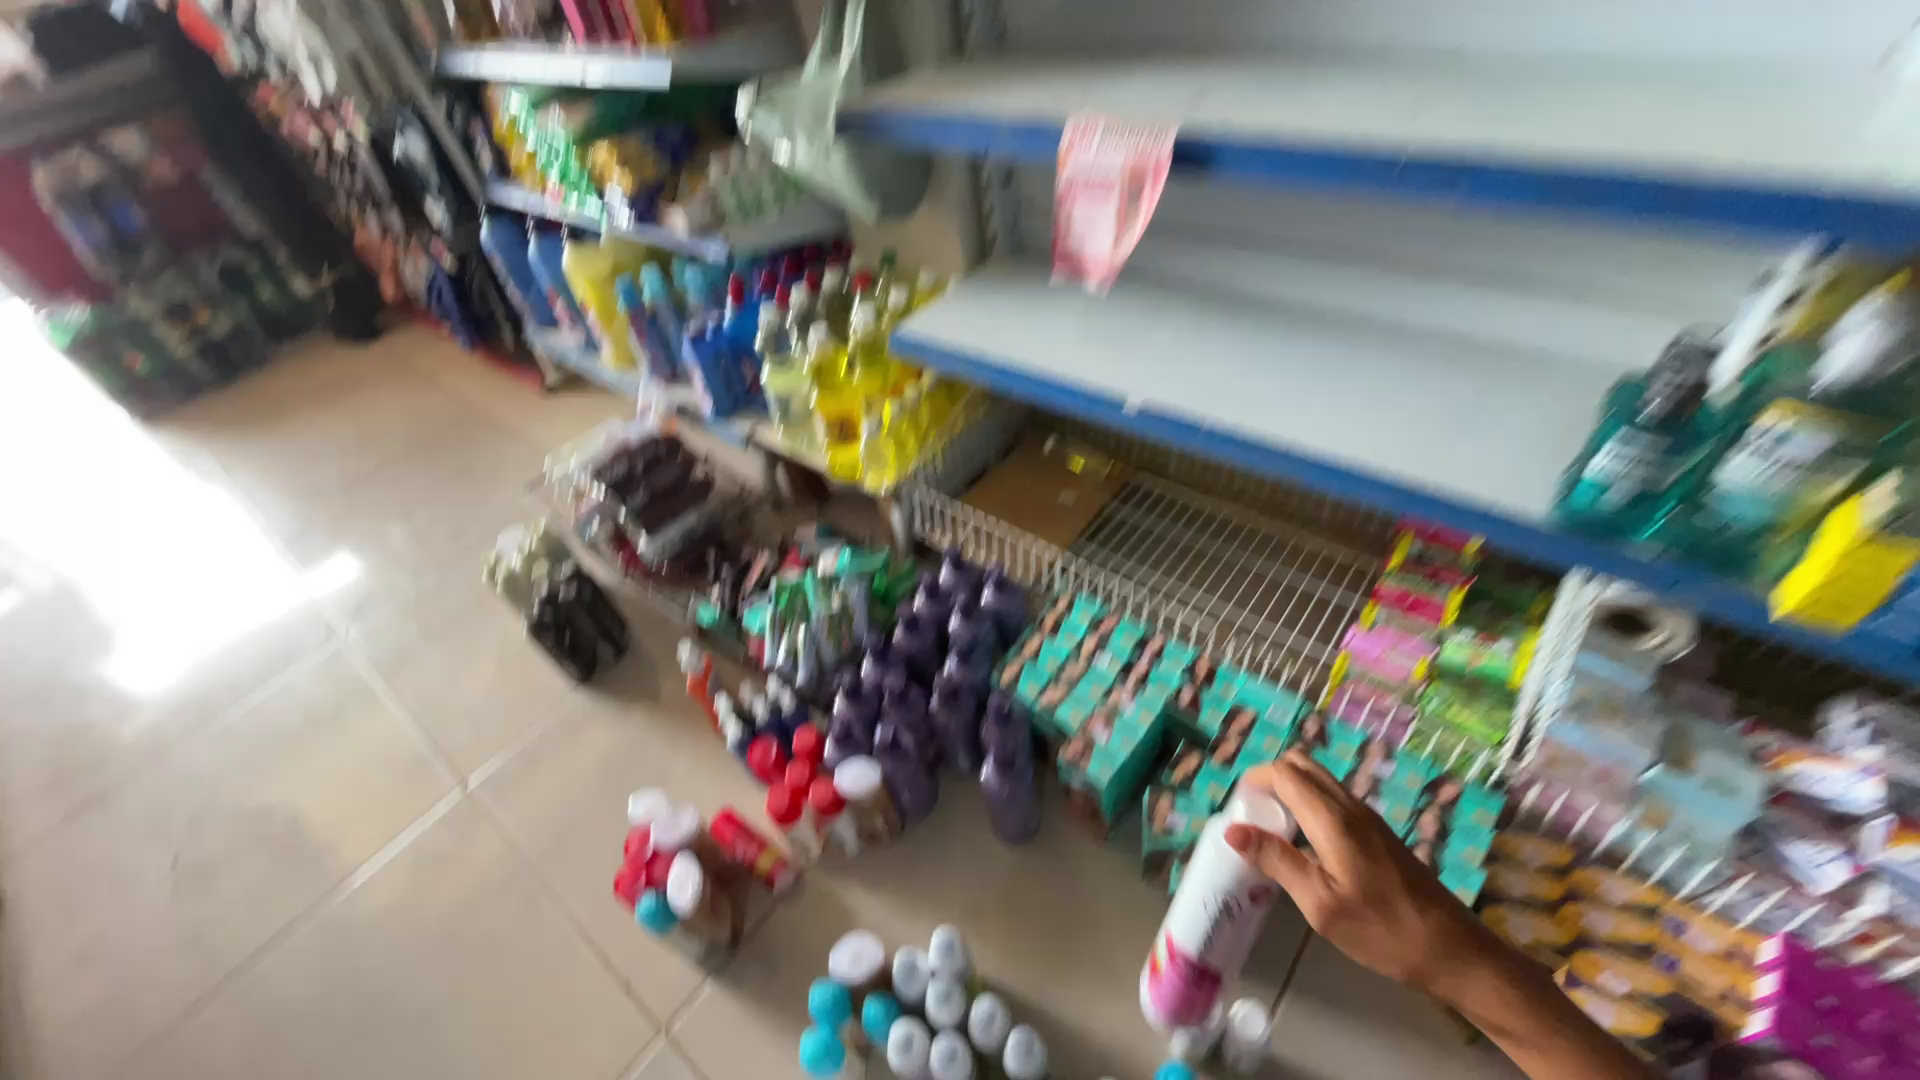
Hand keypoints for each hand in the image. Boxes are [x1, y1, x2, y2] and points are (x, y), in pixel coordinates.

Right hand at [1225, 750, 1499, 1000]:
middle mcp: (1350, 807)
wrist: (1454, 953)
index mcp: (1333, 820)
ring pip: (1319, 779)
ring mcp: (1368, 817)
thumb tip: (1233, 830)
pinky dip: (1309, 804)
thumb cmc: (1382, 931)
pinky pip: (1333, 798)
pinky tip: (1305, 843)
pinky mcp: (1377, 832)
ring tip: (1274, 830)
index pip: (1284, 773)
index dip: (1254, 780)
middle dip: (1270, 779)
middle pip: (1302, 765)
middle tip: (1254, 815)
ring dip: (1290, 790)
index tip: (1237, 808)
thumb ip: (1276, 861)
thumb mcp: (1320, 904)